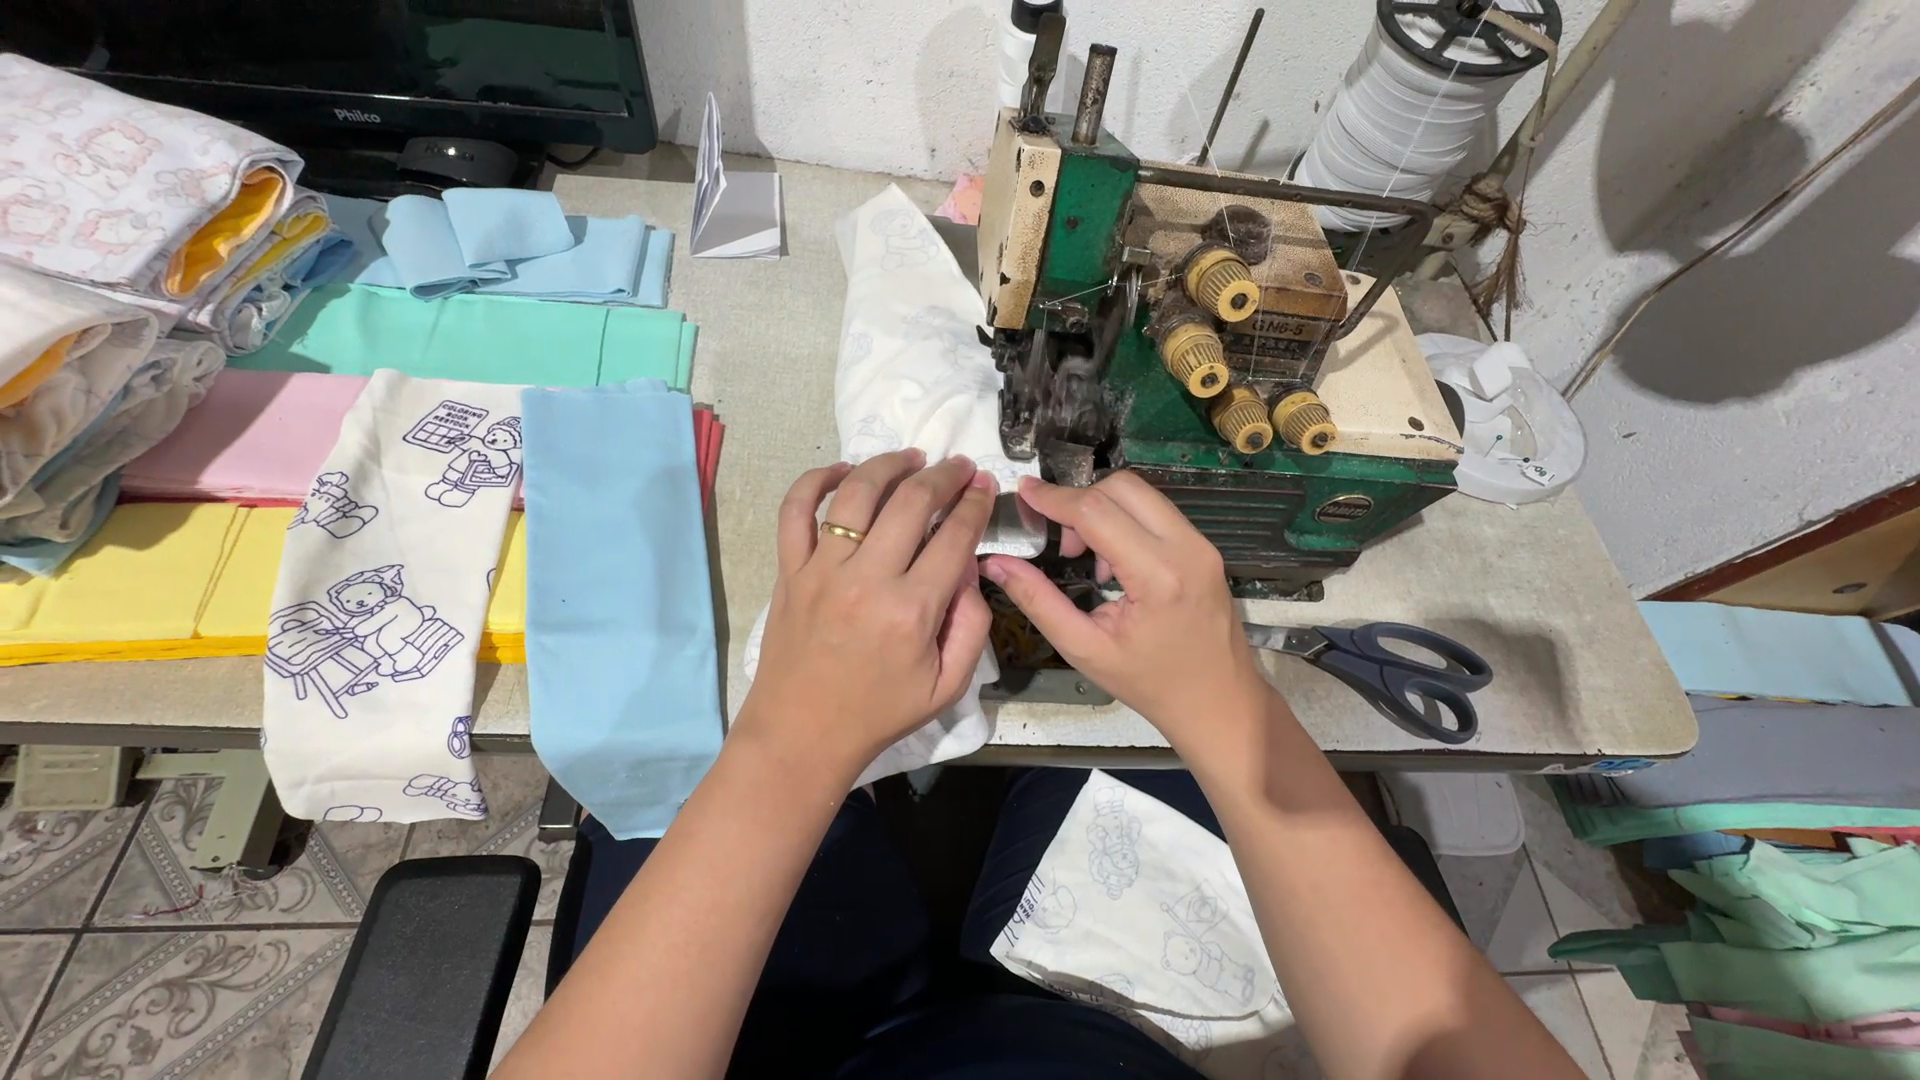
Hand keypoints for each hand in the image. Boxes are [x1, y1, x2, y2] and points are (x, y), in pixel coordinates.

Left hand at [738, 450, 996, 780]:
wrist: (802, 734)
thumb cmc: (880, 712)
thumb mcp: (949, 684)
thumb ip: (973, 624)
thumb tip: (968, 569)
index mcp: (912, 610)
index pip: (954, 536)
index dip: (975, 503)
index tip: (984, 486)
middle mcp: (867, 579)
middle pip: (912, 501)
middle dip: (943, 475)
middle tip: (958, 466)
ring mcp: (822, 570)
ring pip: (856, 493)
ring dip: (888, 465)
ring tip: (911, 458)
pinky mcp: (789, 571)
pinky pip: (795, 511)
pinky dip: (815, 481)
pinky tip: (841, 472)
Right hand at [981, 473, 1272, 756]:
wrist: (1220, 702)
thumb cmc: (1151, 685)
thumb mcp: (1085, 649)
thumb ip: (1038, 601)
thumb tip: (996, 563)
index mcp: (1157, 576)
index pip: (1096, 512)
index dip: (1054, 498)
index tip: (1023, 492)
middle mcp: (1187, 548)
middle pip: (1122, 487)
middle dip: (1080, 500)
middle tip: (1062, 542)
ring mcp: (1202, 544)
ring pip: (1142, 494)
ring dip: (1104, 509)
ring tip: (1089, 557)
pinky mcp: (1205, 548)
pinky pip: (1157, 512)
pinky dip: (1126, 520)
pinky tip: (1115, 563)